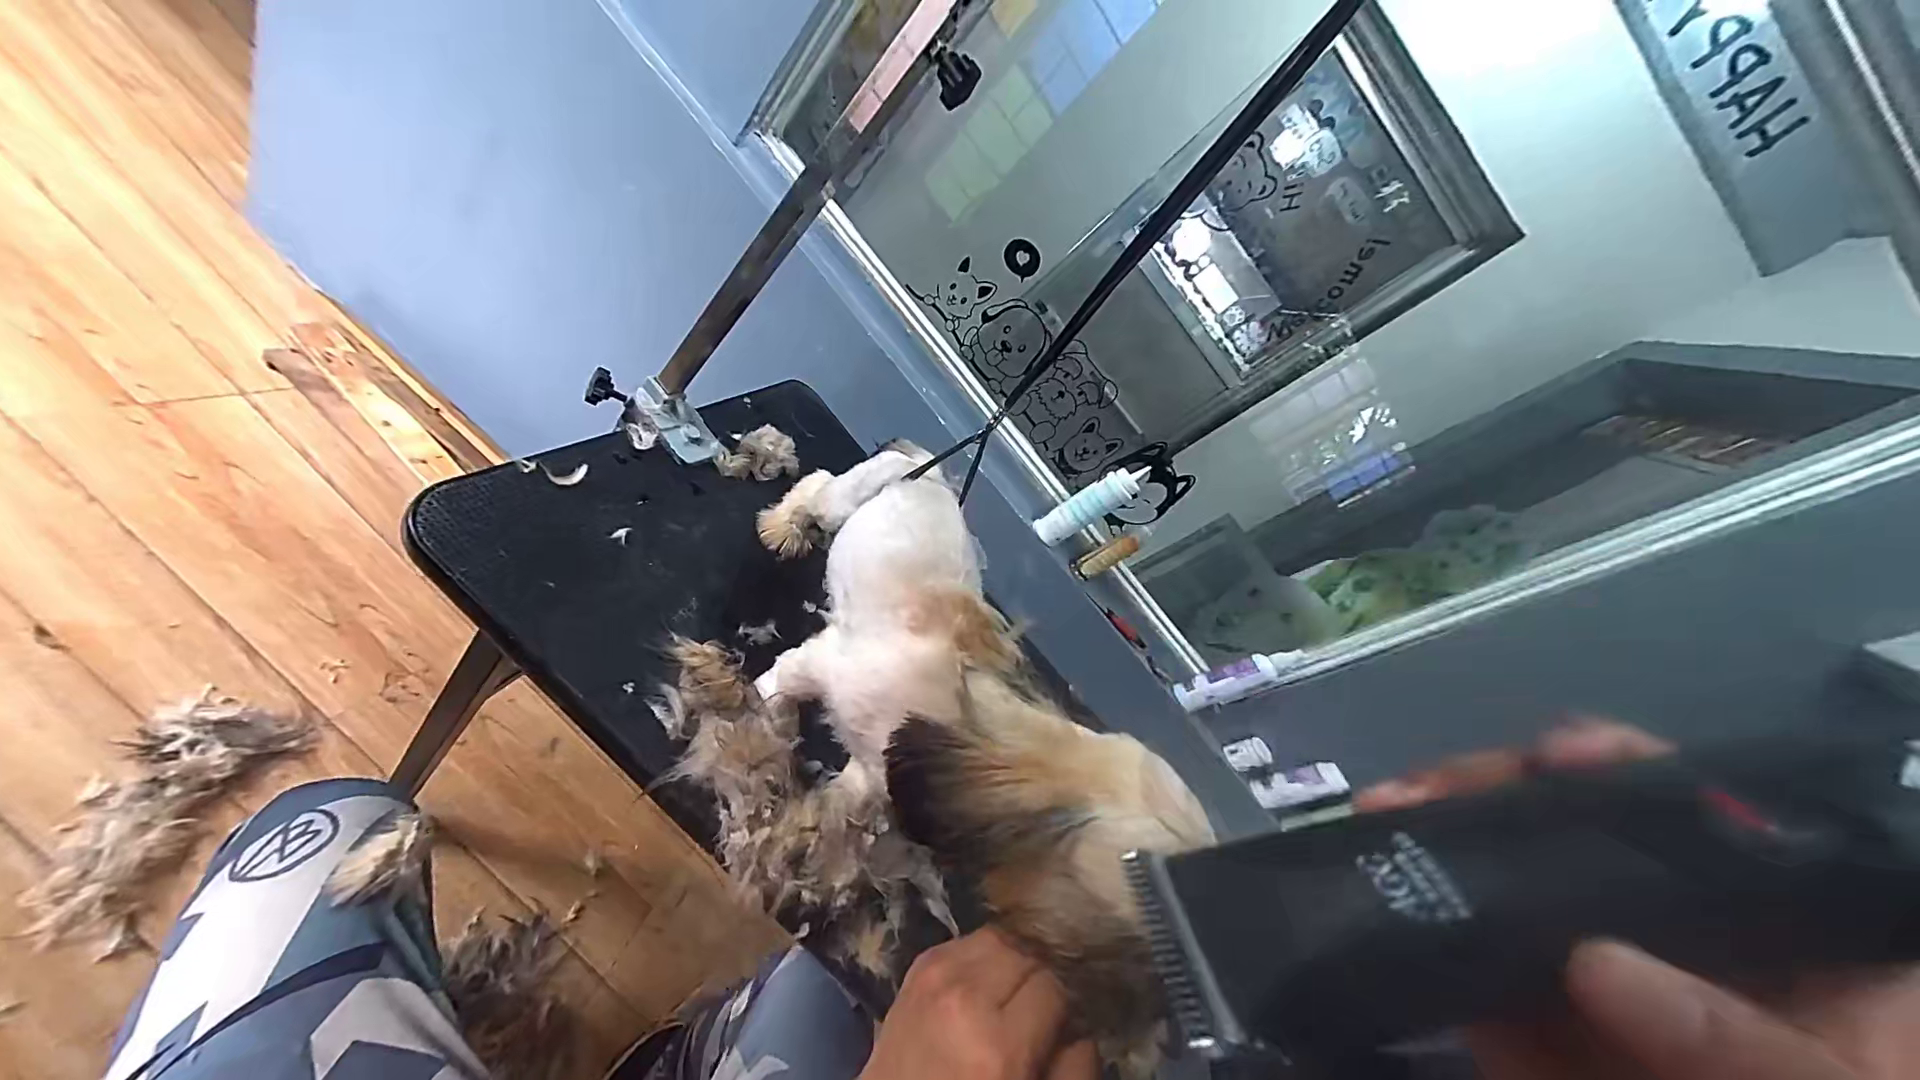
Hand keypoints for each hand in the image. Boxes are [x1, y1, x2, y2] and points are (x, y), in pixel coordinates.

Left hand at [860, 927, 1096, 1079]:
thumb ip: (1071, 1071)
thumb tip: (1083, 1029)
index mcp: (998, 1046)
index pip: (1052, 989)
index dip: (1061, 1008)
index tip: (1058, 1025)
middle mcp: (966, 997)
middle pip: (1026, 954)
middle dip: (1036, 979)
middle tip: (1034, 1009)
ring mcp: (937, 973)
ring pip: (998, 937)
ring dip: (1010, 960)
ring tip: (1008, 992)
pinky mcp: (918, 964)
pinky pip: (967, 940)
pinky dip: (981, 956)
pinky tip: (980, 983)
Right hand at [1359, 718, 1919, 1079]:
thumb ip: (1758, 1057)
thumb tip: (1598, 967)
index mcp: (1789, 947)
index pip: (1708, 821)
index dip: (1633, 769)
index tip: (1557, 751)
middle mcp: (1673, 943)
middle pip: (1578, 832)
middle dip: (1497, 790)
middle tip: (1428, 782)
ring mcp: (1587, 979)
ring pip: (1505, 876)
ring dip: (1438, 830)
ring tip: (1385, 805)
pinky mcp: (1521, 1021)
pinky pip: (1466, 951)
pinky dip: (1415, 901)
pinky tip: (1372, 863)